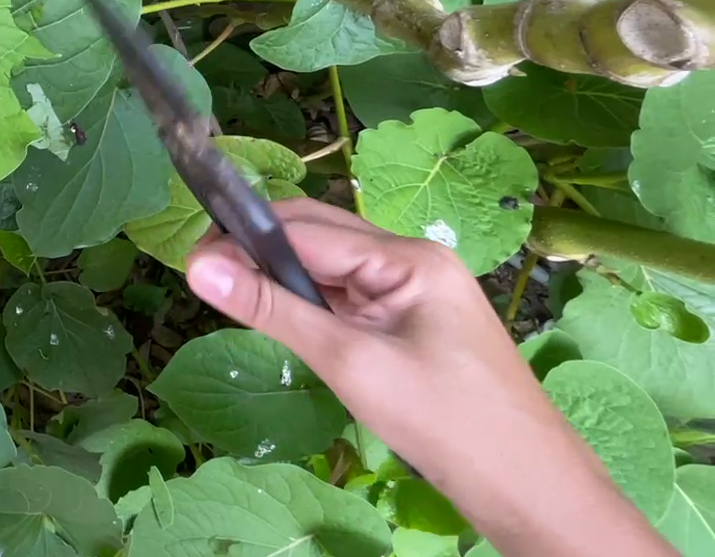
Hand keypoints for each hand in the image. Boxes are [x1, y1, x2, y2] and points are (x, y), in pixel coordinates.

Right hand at [186, 199, 668, 555]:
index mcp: (406, 257)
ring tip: (232, 294)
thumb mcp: (347, 361)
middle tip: (205, 275)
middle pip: (311, 234)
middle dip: (254, 248)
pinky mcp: (402, 317)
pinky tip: (274, 312)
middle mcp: (408, 259)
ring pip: (320, 262)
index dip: (242, 240)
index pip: (303, 229)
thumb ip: (269, 308)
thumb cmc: (445, 423)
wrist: (536, 499)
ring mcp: (408, 288)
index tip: (192, 264)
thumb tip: (193, 266)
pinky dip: (299, 296)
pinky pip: (336, 290)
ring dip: (274, 273)